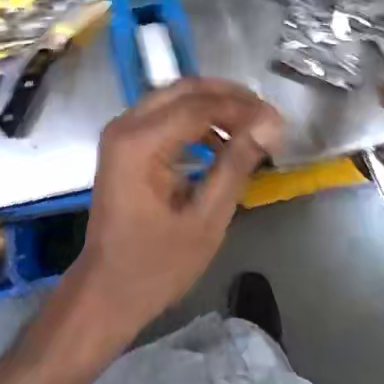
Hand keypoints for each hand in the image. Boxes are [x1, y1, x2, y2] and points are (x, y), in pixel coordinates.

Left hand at [70, 79, 283, 333]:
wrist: (106, 292)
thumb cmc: (156, 265)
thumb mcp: (205, 219)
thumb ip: (235, 166)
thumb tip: (269, 125)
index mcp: (139, 142)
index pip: (199, 106)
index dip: (242, 109)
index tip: (278, 122)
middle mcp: (125, 125)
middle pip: (185, 90)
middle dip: (229, 98)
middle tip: (267, 117)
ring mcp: (121, 132)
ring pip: (175, 98)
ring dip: (214, 108)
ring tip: (252, 130)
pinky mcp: (124, 144)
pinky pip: (165, 116)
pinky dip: (196, 121)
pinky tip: (222, 143)